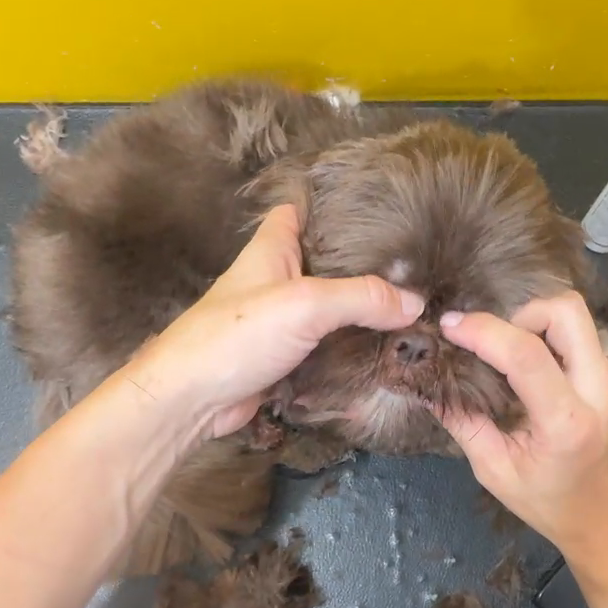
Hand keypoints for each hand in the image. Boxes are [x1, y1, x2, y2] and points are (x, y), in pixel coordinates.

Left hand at [124, 205, 423, 437]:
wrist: (192, 401)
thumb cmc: (237, 336)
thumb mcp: (304, 305)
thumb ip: (361, 298)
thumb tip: (416, 303)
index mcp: (271, 249)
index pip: (302, 211)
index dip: (335, 207)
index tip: (380, 212)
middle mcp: (276, 280)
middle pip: (326, 265)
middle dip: (364, 267)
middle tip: (414, 269)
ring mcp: (280, 322)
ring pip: (329, 311)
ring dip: (361, 314)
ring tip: (412, 309)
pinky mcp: (284, 360)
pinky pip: (325, 349)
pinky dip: (349, 350)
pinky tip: (384, 350)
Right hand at [436, 293, 607, 561]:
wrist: (605, 520)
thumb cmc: (549, 504)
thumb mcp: (495, 471)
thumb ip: (463, 424)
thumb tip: (427, 386)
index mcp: (567, 421)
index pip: (526, 354)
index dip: (483, 331)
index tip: (449, 327)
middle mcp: (598, 389)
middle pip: (564, 312)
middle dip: (518, 314)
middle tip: (490, 342)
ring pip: (574, 316)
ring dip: (533, 321)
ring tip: (504, 352)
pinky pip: (578, 334)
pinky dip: (545, 334)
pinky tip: (522, 362)